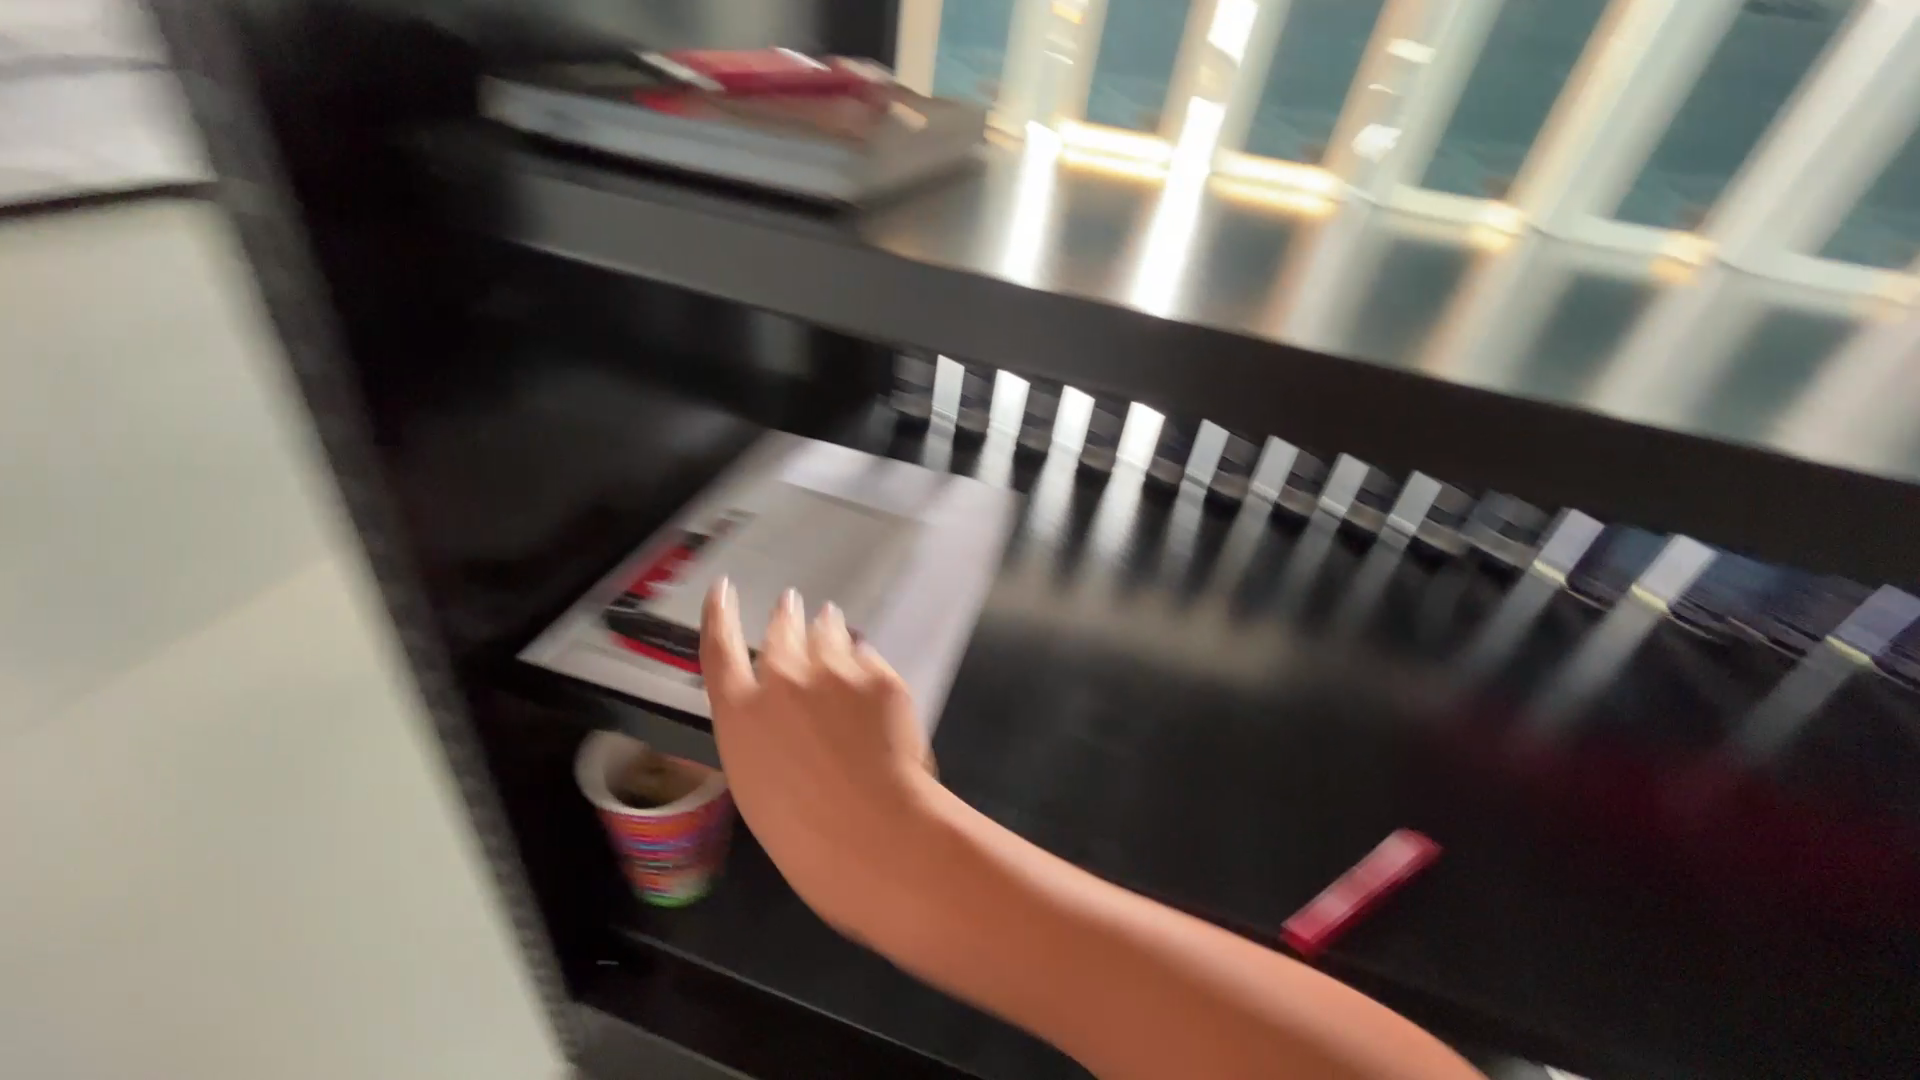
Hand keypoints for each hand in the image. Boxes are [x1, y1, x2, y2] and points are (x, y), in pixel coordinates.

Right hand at [700, 579, 942, 934]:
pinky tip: (870, 678)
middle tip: (792, 603)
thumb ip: (760, 730)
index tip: (723, 589)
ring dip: (826, 628)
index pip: (719, 646)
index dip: (719, 613)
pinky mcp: (879, 675)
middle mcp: (782, 678)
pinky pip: (868, 656)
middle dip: (785, 614)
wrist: (871, 831)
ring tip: (830, 620)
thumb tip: (780, 711)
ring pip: (828, 633)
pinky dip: (864, 663)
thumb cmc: (802, 830)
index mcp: (740, 711)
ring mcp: (834, 670)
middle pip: (781, 630)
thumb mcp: (755, 779)